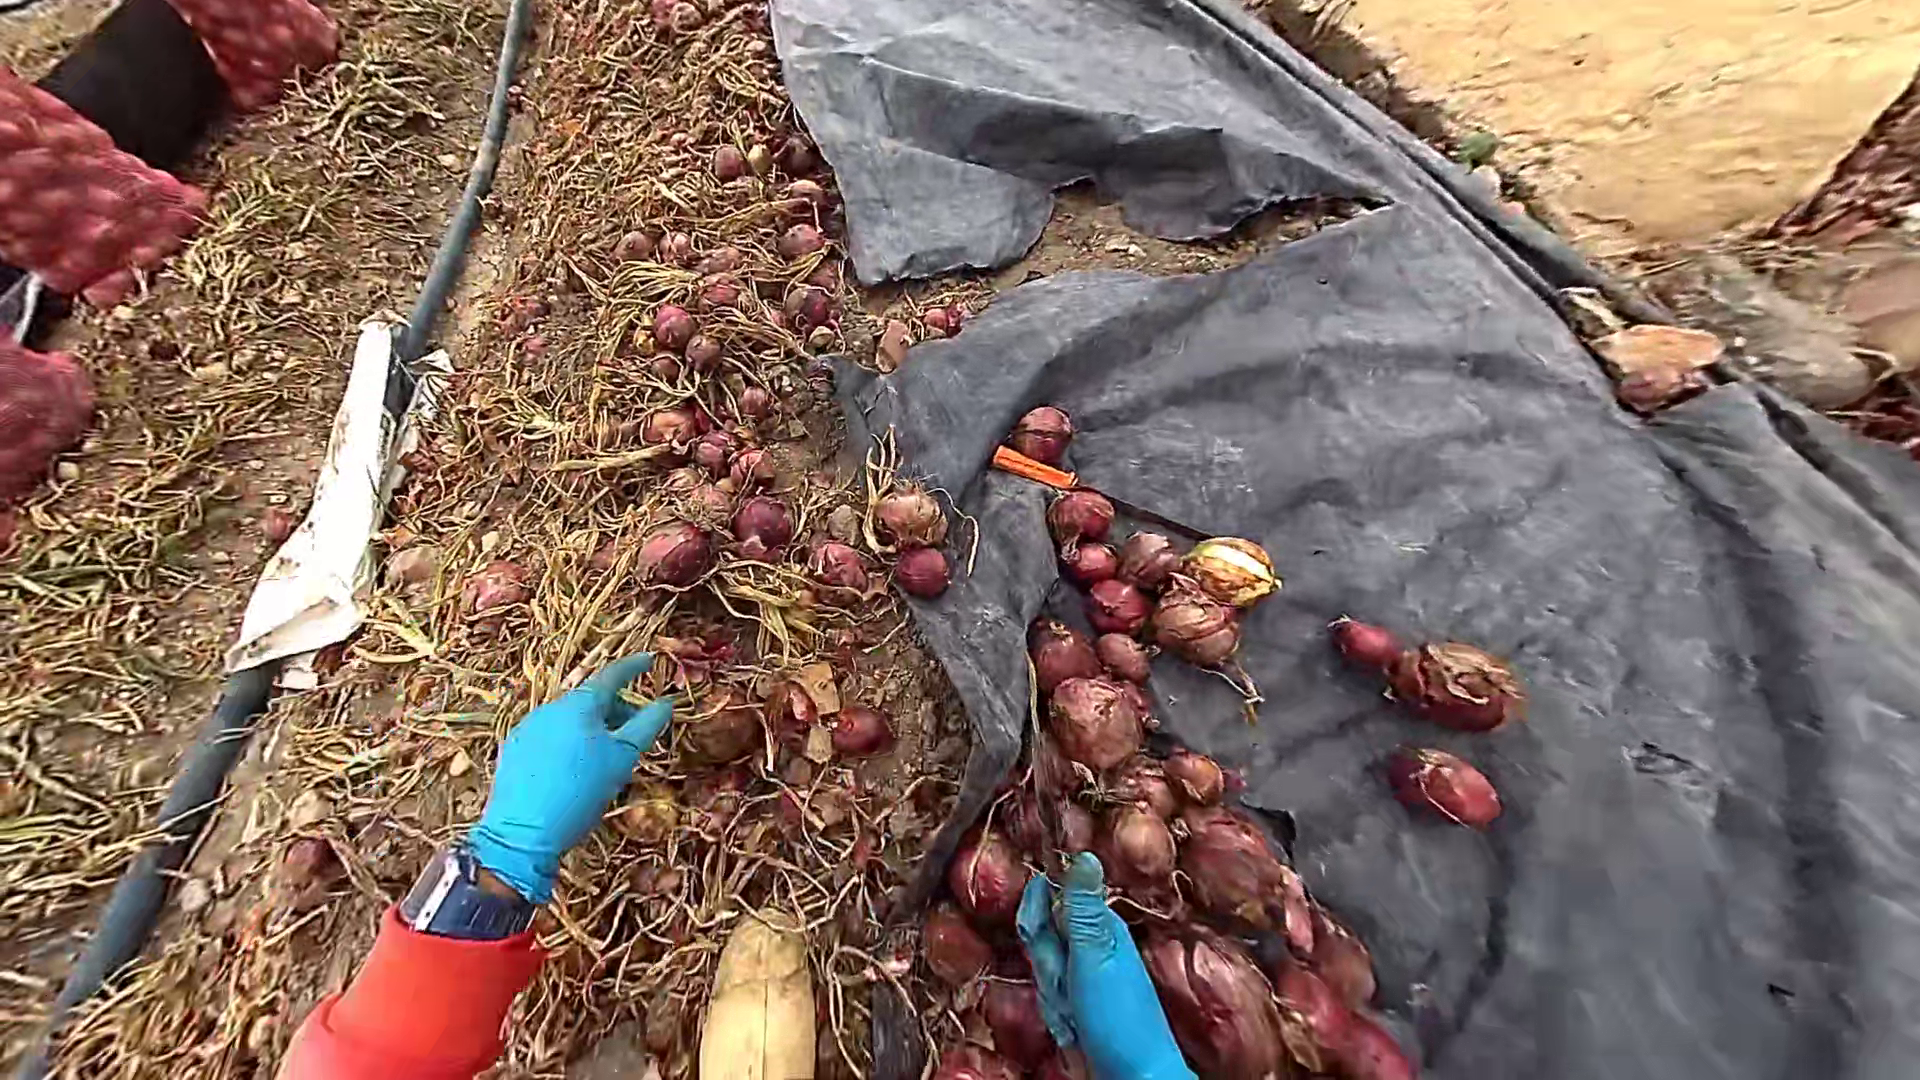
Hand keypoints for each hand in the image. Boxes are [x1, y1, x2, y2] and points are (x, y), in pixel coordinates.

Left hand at [467, 653, 672, 902]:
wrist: (521, 837)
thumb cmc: (582, 790)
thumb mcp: (625, 757)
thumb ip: (649, 723)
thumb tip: (666, 702)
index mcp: (579, 705)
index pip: (612, 675)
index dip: (634, 666)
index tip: (650, 659)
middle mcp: (550, 709)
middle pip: (592, 698)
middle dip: (618, 708)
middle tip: (636, 729)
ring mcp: (527, 729)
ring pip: (572, 716)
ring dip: (595, 725)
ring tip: (608, 753)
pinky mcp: (513, 750)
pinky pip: (552, 733)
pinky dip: (572, 739)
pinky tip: (579, 765)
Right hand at [1018, 853, 1194, 1079]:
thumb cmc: (1120, 1018)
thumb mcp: (1095, 955)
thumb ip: (1082, 906)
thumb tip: (1085, 852)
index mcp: (1097, 921)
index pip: (1047, 894)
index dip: (1035, 915)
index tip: (1037, 935)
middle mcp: (1089, 941)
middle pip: (1040, 932)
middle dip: (1046, 962)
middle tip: (1068, 985)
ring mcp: (1082, 973)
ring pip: (1041, 965)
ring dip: (1051, 993)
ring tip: (1075, 1014)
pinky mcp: (1076, 1001)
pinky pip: (1047, 995)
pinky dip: (1055, 1014)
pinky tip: (1073, 1030)